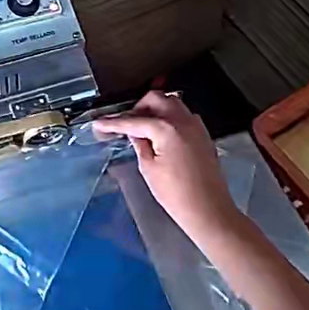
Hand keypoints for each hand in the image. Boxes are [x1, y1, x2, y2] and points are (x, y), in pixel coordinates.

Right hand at [98, 91, 243, 245]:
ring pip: (171, 103)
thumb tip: (135, 132)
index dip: (113, 123)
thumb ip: (140, 144)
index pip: (133, 121)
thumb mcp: (149, 169)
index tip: (99, 123)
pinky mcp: (203, 134)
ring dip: (155, 109)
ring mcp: (196, 125)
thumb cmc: (176, 194)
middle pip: (155, 99)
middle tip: (126, 123)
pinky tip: (162, 135)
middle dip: (137, 107)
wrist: (209, 210)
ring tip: (143, 128)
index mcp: (166, 128)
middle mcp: (183, 120)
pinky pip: (183, 115)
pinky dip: (169, 117)